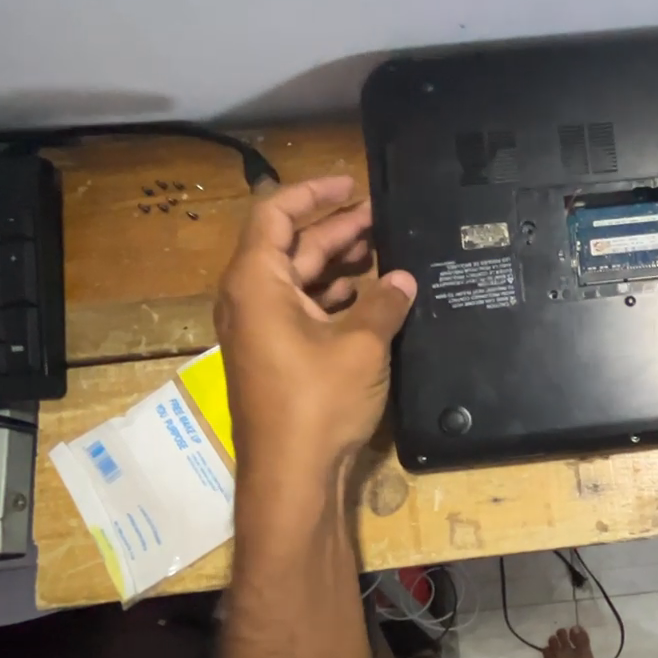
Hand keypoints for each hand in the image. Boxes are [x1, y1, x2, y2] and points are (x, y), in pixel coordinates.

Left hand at [214, 176, 416, 474]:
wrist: (292, 474)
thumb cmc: (318, 401)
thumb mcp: (361, 345)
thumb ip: (385, 303)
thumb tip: (404, 279)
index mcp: (258, 283)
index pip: (275, 214)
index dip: (314, 193)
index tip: (352, 184)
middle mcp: (253, 300)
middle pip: (293, 247)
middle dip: (338, 229)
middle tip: (384, 218)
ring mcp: (266, 330)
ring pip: (304, 281)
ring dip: (343, 264)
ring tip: (387, 251)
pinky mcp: (282, 357)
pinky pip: (309, 311)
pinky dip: (340, 299)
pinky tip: (376, 298)